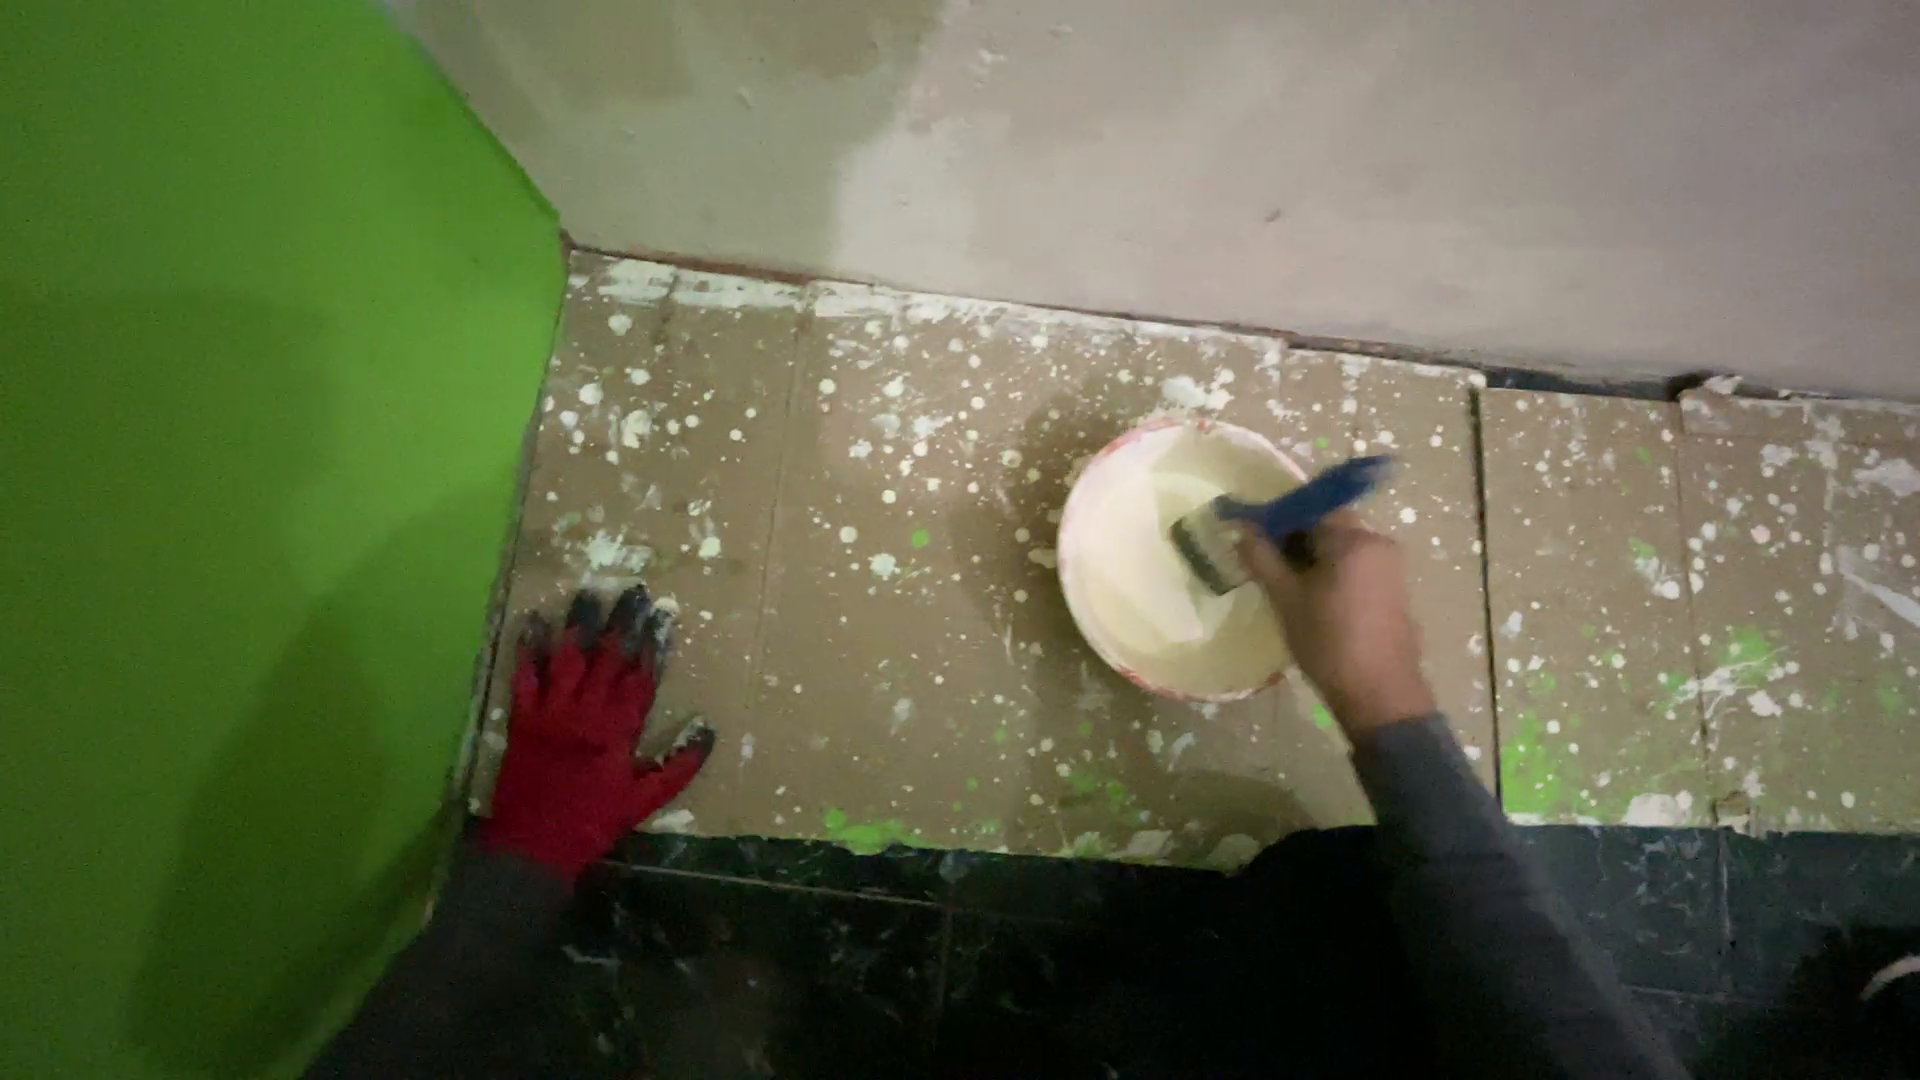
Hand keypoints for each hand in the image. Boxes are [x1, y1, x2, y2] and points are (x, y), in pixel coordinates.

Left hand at [477, 585, 713, 881]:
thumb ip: (679, 766)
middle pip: (608, 658)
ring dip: (579, 624)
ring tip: (589, 591)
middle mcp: (586, 713)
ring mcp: (552, 713)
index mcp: (618, 730)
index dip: (654, 644)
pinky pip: (524, 678)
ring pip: (568, 659)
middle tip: (634, 591)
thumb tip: (708, 729)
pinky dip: (527, 649)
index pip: (642, 677)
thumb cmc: (593, 823)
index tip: (664, 615)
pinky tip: (532, 621)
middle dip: (623, 622)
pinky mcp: (522, 720)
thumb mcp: (645, 801)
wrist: (531, 849)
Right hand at [1238, 512, 1435, 737]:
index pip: (1309, 508)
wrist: (1379, 693)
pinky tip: (1310, 595)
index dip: (1277, 517)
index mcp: (1353, 540)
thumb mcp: (1285, 597)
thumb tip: (1240, 528)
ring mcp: (1391, 566)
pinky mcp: (1393, 588)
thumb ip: (1261, 557)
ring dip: (1310, 554)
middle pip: (1327, 525)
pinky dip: (1330, 569)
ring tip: (1283, 581)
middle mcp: (1378, 543)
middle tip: (1263, 560)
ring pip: (1341, 546)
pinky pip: (1355, 564)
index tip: (1251, 534)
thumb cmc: (1327, 641)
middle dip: (1293, 537)